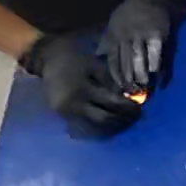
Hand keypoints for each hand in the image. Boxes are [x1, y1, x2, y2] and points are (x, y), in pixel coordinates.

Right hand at [20, 32, 140, 136]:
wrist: (46, 59)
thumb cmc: (74, 59)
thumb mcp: (94, 65)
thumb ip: (110, 82)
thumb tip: (126, 97)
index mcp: (84, 89)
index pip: (111, 103)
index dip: (127, 108)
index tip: (139, 109)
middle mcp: (75, 105)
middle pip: (104, 119)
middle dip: (122, 120)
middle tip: (134, 118)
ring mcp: (67, 113)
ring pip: (94, 126)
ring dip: (112, 125)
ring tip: (124, 121)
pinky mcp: (63, 116)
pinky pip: (84, 124)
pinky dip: (99, 124)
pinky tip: (109, 121)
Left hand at [101, 0, 184, 93]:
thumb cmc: (130, 13)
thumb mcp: (114, 24)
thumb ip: (108, 41)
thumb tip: (98, 55)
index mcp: (114, 35)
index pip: (113, 60)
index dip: (116, 76)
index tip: (120, 87)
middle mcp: (126, 36)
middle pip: (126, 63)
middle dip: (129, 79)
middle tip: (132, 92)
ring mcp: (142, 36)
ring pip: (140, 60)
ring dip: (141, 76)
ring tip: (143, 87)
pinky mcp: (157, 35)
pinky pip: (155, 56)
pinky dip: (155, 68)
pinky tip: (155, 76)